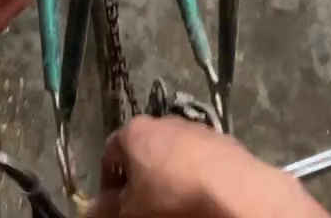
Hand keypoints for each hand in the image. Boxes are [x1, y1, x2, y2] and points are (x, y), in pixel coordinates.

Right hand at [92, 117, 319, 217]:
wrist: (236, 193)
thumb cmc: (171, 200)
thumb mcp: (131, 213)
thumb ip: (109, 209)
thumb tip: (94, 209)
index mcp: (134, 132)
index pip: (109, 152)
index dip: (108, 182)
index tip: (113, 207)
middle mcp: (162, 121)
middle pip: (143, 151)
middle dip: (140, 179)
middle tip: (142, 208)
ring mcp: (195, 129)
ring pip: (173, 155)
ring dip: (169, 177)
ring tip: (174, 205)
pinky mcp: (223, 141)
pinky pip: (200, 161)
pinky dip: (196, 177)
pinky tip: (201, 200)